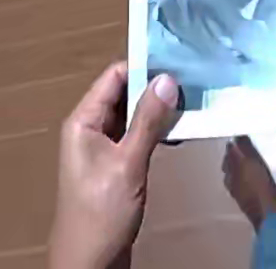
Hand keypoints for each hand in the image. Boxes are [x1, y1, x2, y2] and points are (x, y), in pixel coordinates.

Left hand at [49, 62, 181, 268]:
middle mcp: (91, 127)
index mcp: (84, 120)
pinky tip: (180, 129)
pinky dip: (156, 130)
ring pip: (133, 114)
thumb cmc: (101, 214)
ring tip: (191, 100)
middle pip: (125, 92)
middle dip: (155, 86)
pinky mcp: (115, 165)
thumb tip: (168, 77)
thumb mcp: (127, 164)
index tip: (177, 60)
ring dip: (158, 109)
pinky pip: (136, 134)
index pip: (115, 76)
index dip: (143, 65)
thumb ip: (147, 120)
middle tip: (191, 79)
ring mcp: (102, 147)